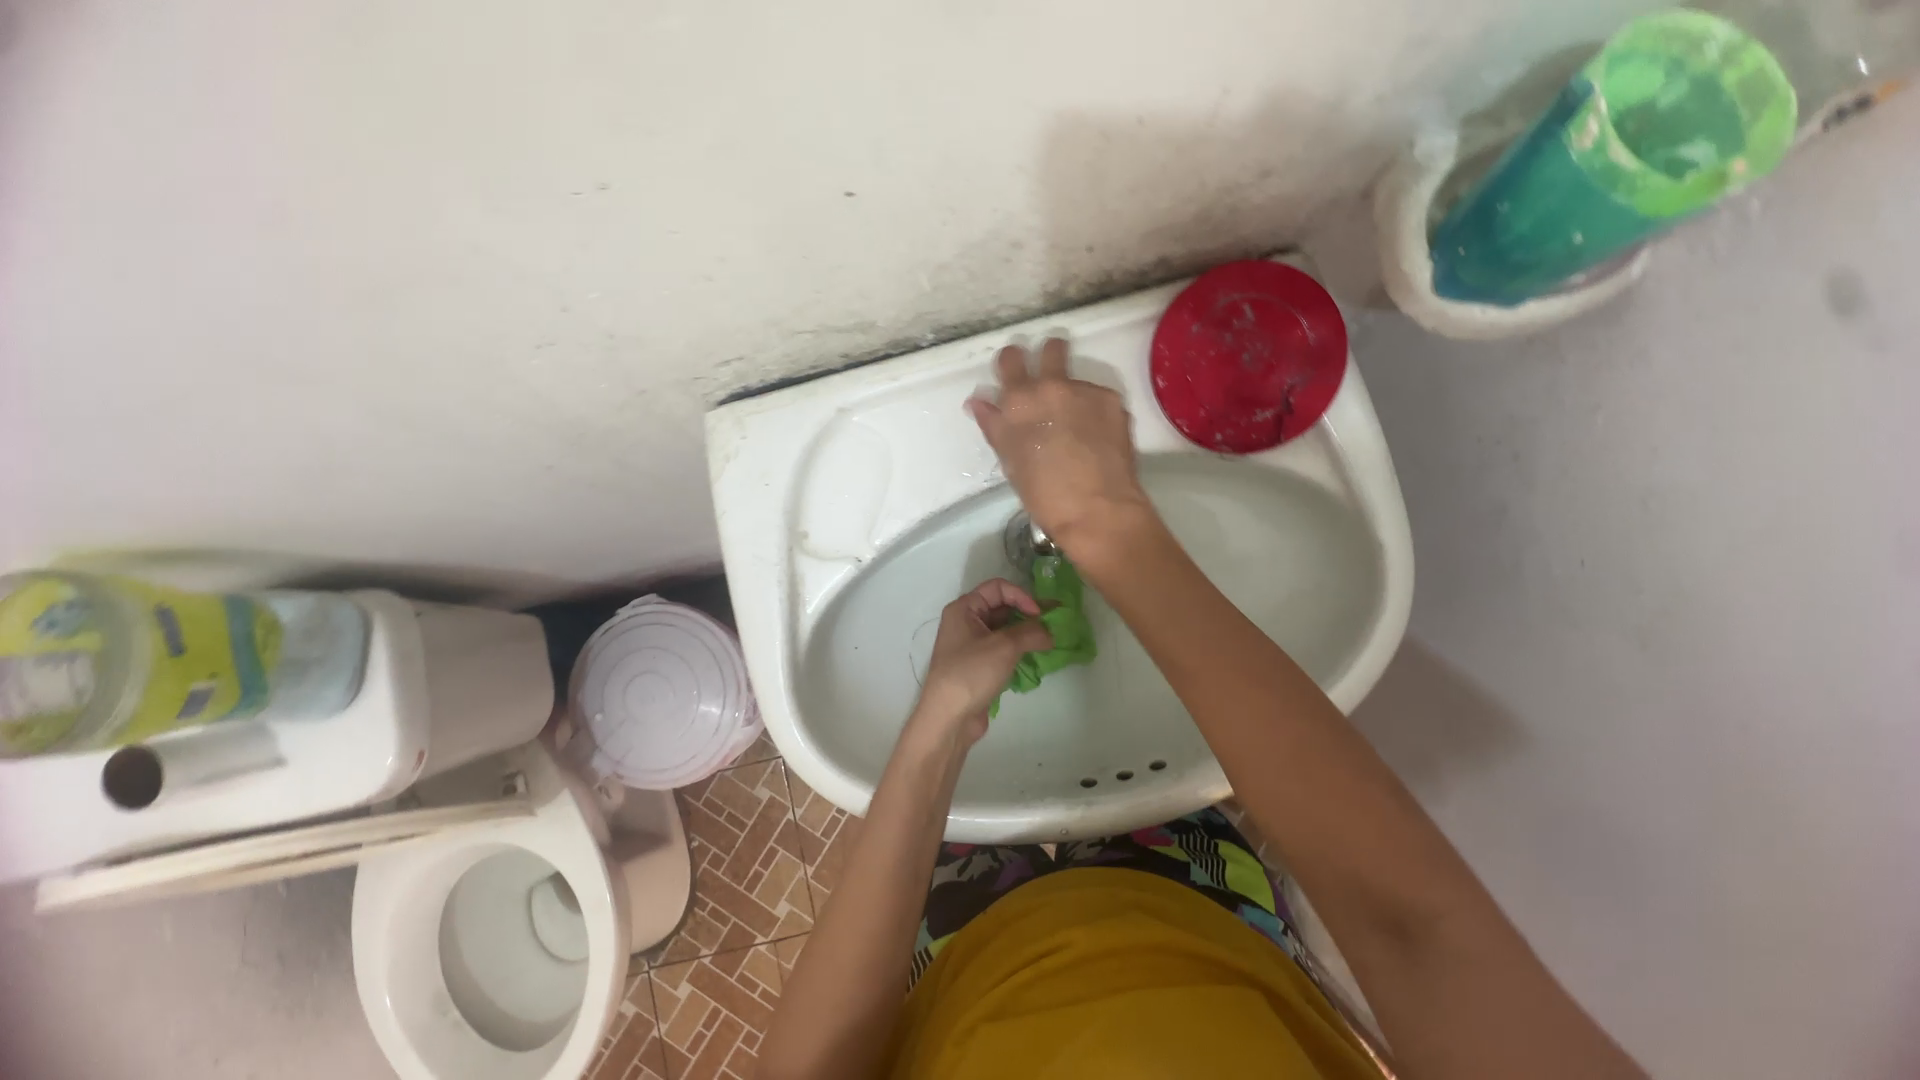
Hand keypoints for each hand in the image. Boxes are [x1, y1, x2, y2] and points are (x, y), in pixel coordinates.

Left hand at [911, 580, 1053, 746]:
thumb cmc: (972, 672)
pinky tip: (1037, 657)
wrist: (950, 717)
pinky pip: (1003, 649)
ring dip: (1027, 633)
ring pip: (1005, 630)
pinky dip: (1020, 650)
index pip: (998, 588)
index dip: (1021, 596)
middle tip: (1055, 624)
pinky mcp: (979, 665)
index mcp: (964, 609)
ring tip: (1050, 641)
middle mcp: (965, 622)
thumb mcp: (1004, 646)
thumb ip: (1031, 632)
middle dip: (1028, 614)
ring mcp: (972, 645)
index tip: (1039, 615)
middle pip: (1002, 608)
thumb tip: (1050, 632)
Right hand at [966, 338, 1153, 562]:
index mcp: (1018, 401)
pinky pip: (1099, 397)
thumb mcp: (1010, 460)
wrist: (1097, 508)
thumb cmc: (1044, 493)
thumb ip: (994, 425)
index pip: (1010, 358)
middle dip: (1051, 356)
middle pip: (1052, 348)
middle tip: (1053, 382)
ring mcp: (1085, 391)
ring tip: (1080, 427)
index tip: (1017, 373)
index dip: (1013, 362)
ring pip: (1077, 380)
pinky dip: (1096, 412)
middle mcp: (1051, 386)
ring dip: (1075, 395)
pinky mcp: (1112, 401)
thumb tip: (977, 402)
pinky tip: (1098, 438)